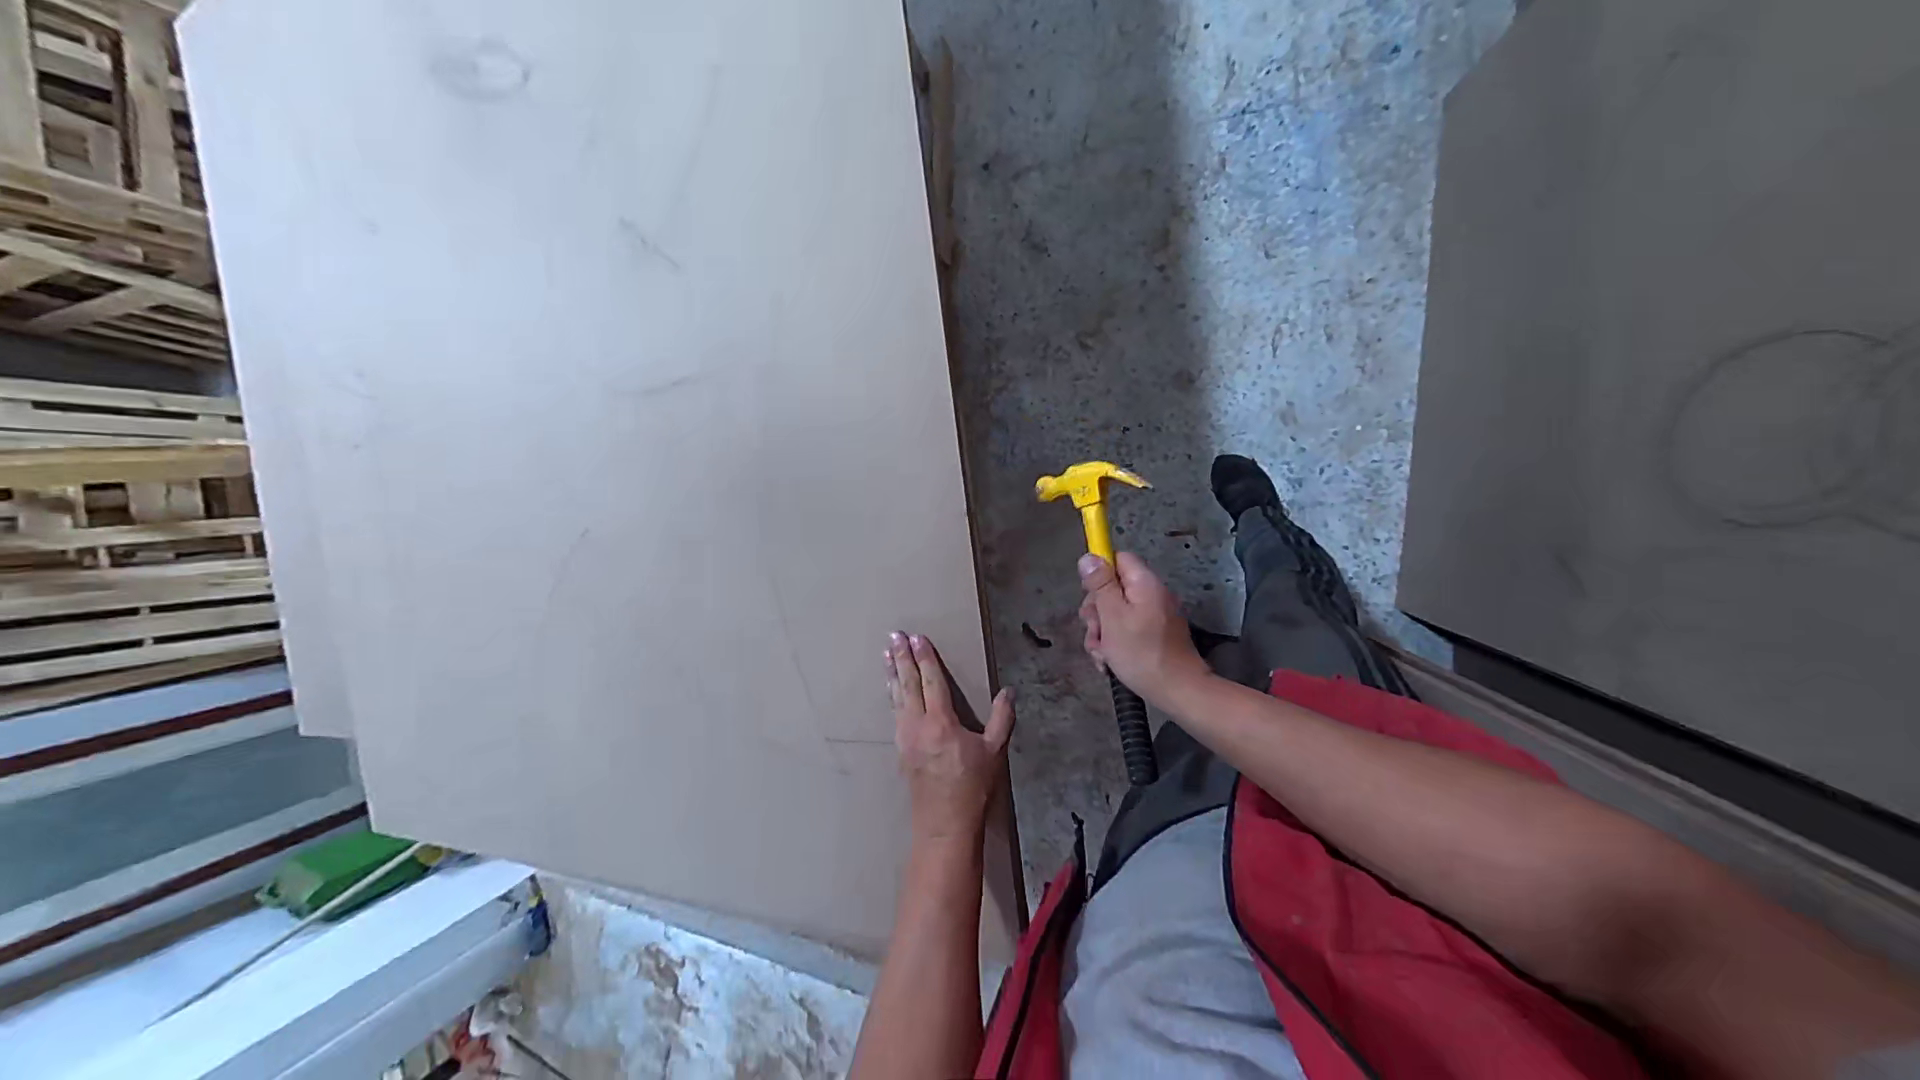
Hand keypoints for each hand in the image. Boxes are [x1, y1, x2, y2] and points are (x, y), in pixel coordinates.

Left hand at [887, 632, 1014, 843]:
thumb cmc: (972, 788)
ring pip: (896, 698)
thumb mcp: (994, 752)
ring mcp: (905, 738)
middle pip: (907, 684)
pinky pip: (895, 713)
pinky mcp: (901, 750)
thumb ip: (1001, 719)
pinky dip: (892, 695)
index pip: (931, 681)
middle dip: (902, 658)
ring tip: (886, 654)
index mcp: (941, 722)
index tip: (917, 638)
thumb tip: (1008, 692)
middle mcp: (918, 726)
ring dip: (892, 673)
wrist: (944, 824)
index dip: (925, 657)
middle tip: (894, 636)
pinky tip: (891, 689)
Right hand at [1077, 552, 1209, 702]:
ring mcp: (1155, 617)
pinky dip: (1115, 644)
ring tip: (1101, 653)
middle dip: (1096, 611)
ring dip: (1102, 632)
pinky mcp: (1154, 636)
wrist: (1177, 690)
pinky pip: (1127, 631)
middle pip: (1113, 589)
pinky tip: (1109, 662)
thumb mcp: (1112, 616)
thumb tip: (1089, 557)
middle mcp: (1152, 595)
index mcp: (1144, 583)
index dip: (1099, 573)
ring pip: (1116, 614)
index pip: (1118, 559)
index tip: (1089, 595)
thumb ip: (1100, 585)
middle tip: (1094, 630)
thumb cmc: (1141, 652)